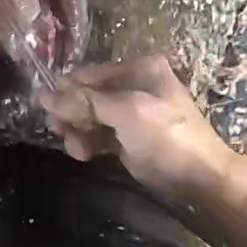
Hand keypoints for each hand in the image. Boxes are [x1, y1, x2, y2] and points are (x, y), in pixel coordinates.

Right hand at [39, 55, 239, 201]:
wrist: (202, 178)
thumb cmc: (167, 138)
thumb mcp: (127, 113)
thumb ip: (85, 102)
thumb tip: (44, 95)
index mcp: (140, 69)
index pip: (90, 74)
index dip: (66, 91)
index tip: (45, 111)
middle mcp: (136, 86)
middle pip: (88, 96)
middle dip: (72, 114)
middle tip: (59, 133)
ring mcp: (134, 114)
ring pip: (92, 117)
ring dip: (78, 132)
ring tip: (76, 150)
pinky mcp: (132, 139)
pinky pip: (101, 135)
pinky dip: (90, 143)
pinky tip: (84, 154)